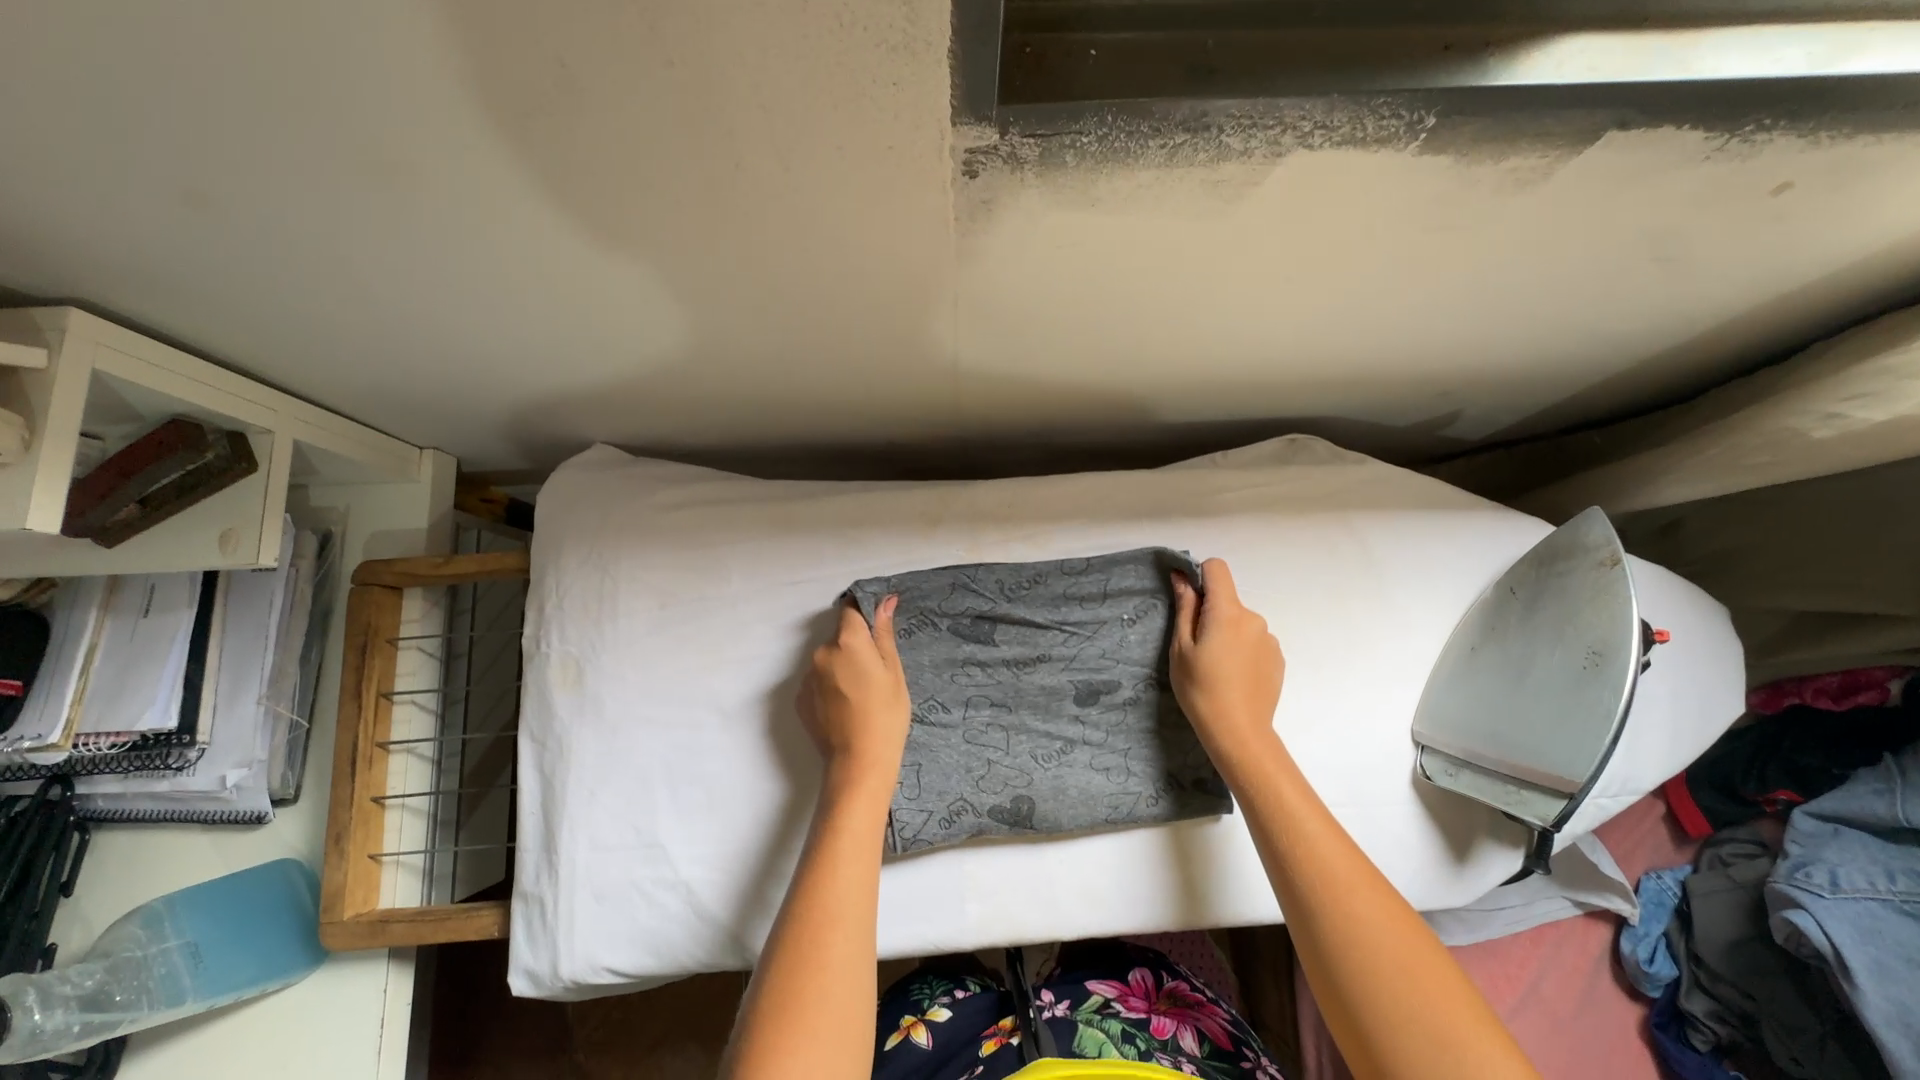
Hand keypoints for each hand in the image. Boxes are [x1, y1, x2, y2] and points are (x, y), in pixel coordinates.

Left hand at [797, 596, 911, 791]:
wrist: (859, 762)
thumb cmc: (886, 715)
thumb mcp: (893, 671)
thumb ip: (883, 633)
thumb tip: (885, 600)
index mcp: (847, 641)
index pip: (849, 608)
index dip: (863, 611)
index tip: (875, 624)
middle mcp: (821, 653)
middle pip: (838, 637)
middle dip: (854, 646)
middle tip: (874, 672)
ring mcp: (806, 677)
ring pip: (827, 660)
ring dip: (840, 667)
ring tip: (859, 695)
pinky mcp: (799, 699)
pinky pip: (816, 682)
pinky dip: (829, 687)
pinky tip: (844, 707)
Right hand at [1170, 558, 1284, 761]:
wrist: (1238, 731)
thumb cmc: (1200, 689)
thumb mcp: (1181, 648)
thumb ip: (1185, 608)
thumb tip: (1181, 576)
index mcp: (1227, 612)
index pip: (1217, 568)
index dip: (1200, 575)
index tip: (1189, 600)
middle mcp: (1254, 618)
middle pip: (1228, 600)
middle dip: (1211, 614)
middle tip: (1198, 649)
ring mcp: (1269, 638)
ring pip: (1241, 623)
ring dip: (1228, 634)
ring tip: (1217, 668)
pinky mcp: (1278, 657)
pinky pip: (1254, 641)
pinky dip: (1243, 650)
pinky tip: (1235, 677)